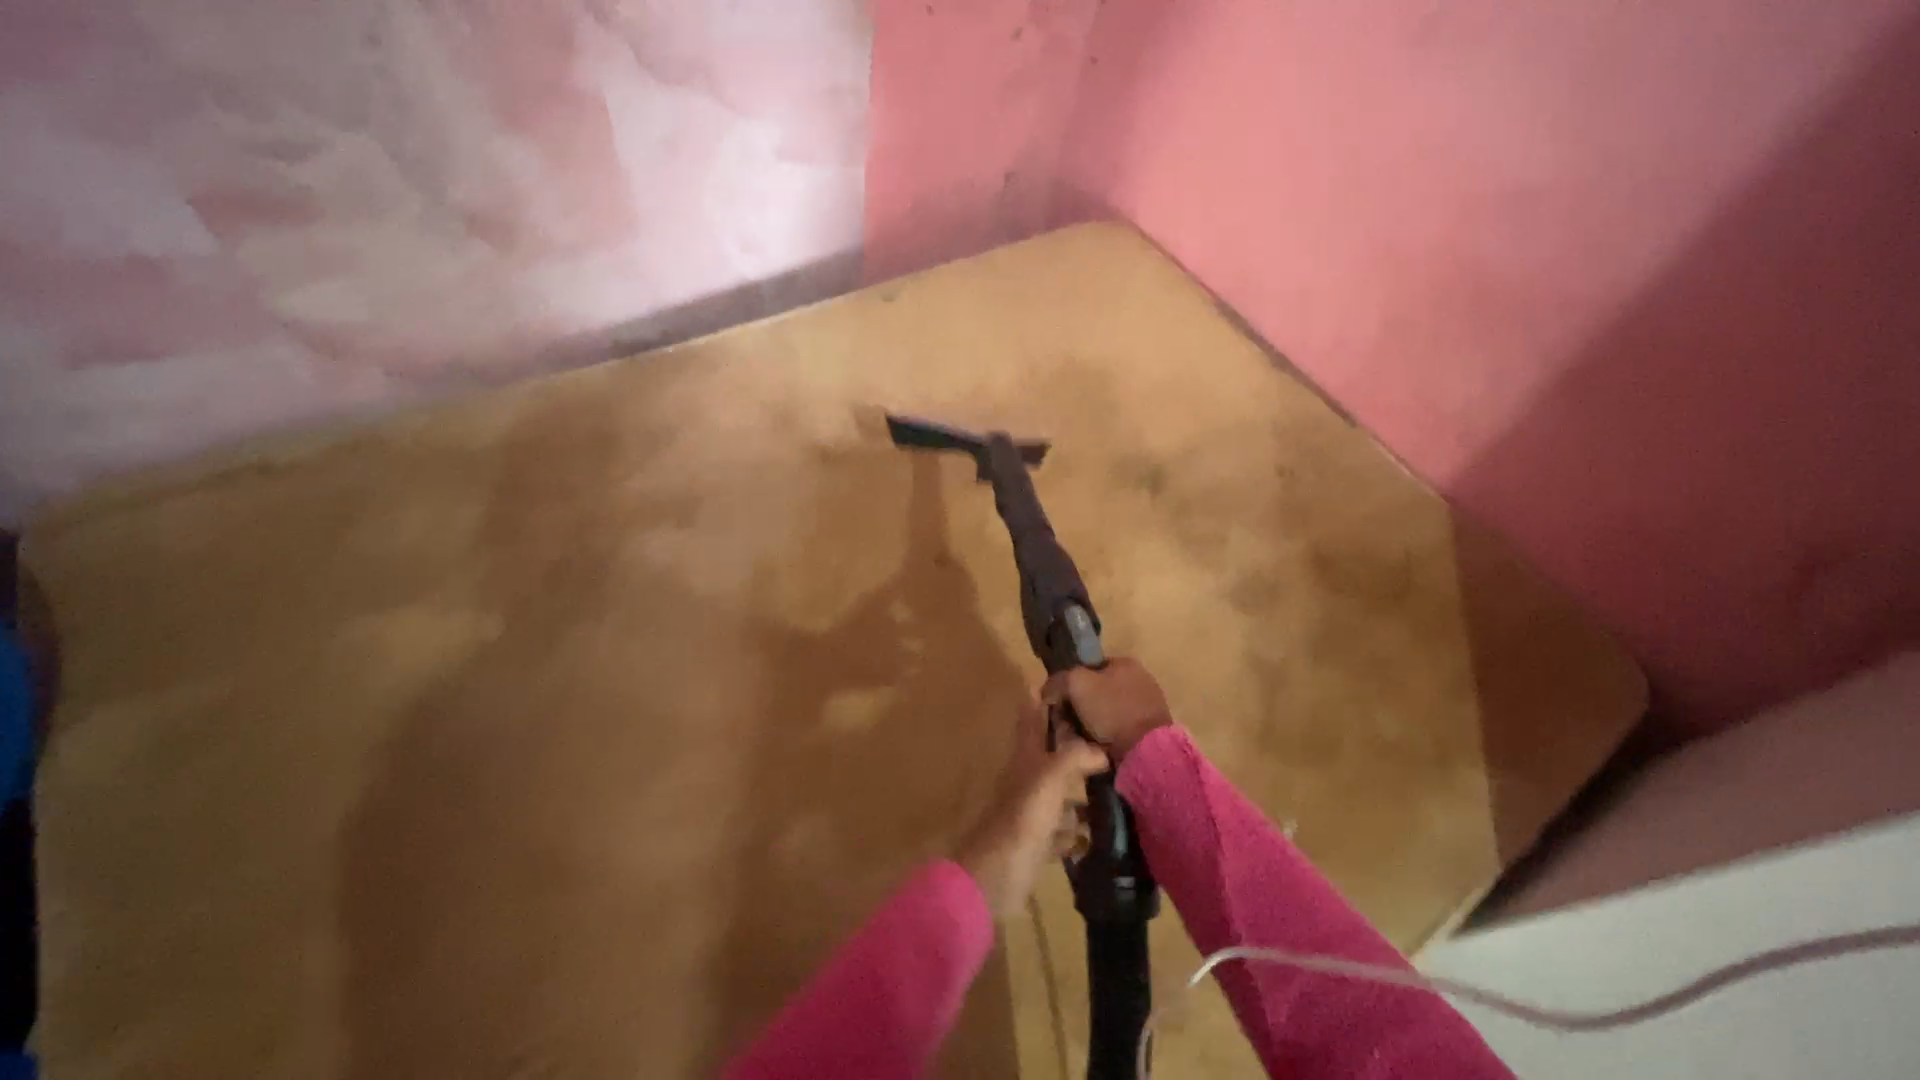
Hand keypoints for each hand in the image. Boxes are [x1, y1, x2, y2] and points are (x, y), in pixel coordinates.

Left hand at [954, 700, 1108, 917]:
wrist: (996, 876)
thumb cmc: (1021, 821)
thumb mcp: (1048, 779)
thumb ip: (1074, 756)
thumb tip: (1102, 749)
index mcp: (1027, 757)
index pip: (1033, 716)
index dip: (1043, 696)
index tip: (1066, 682)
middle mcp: (1029, 779)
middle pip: (1054, 754)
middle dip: (1078, 746)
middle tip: (1111, 739)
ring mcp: (1034, 812)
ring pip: (1062, 793)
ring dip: (1084, 791)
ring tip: (1119, 786)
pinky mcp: (1039, 843)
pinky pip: (1065, 832)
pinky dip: (1080, 832)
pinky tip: (1103, 832)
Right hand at [1042, 657, 1172, 763]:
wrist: (1145, 748)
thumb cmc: (1111, 708)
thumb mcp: (1076, 684)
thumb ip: (1058, 681)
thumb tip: (1048, 692)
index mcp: (1125, 663)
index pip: (1088, 669)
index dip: (1069, 685)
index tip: (1059, 704)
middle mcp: (1139, 680)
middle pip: (1094, 694)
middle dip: (1076, 709)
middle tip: (1065, 726)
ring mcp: (1146, 706)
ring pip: (1103, 714)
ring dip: (1087, 726)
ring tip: (1078, 741)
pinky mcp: (1148, 731)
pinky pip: (1116, 731)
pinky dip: (1104, 738)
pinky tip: (1096, 749)